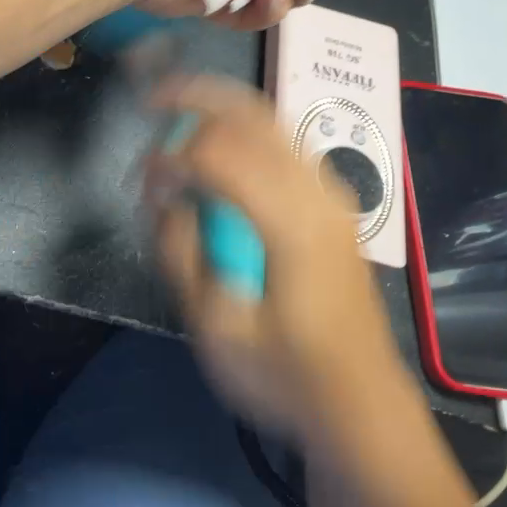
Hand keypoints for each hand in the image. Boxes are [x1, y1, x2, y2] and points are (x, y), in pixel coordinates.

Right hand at [146, 76, 408, 443]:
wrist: (363, 408)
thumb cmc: (286, 375)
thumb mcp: (216, 329)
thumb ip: (181, 254)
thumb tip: (164, 199)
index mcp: (290, 223)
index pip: (218, 154)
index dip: (170, 155)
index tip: (142, 180)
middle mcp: (317, 194)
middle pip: (250, 117)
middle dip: (195, 98)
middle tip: (150, 99)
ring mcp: (332, 195)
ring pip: (272, 122)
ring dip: (220, 109)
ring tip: (176, 113)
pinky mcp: (334, 204)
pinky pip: (284, 143)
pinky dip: (243, 129)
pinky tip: (217, 146)